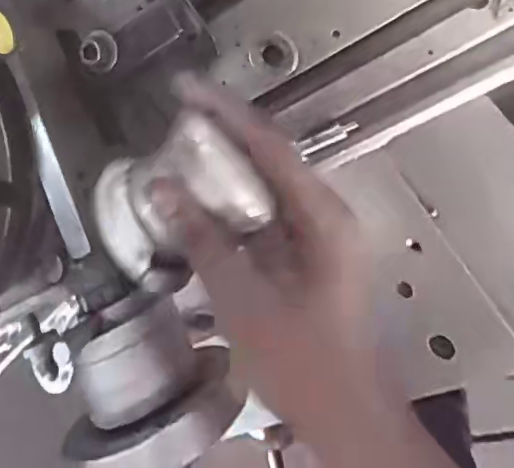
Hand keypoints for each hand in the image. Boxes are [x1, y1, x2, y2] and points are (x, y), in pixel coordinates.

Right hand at [155, 79, 454, 467]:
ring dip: (225, 161)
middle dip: (222, 129)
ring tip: (182, 144)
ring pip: (266, 179)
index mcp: (322, 216)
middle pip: (269, 153)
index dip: (224, 111)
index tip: (186, 89)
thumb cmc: (306, 366)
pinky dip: (231, 196)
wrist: (351, 424)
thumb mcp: (244, 301)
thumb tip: (162, 187)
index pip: (268, 143)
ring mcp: (319, 232)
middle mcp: (325, 213)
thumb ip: (202, 240)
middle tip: (178, 111)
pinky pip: (265, 207)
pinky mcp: (307, 252)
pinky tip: (202, 198)